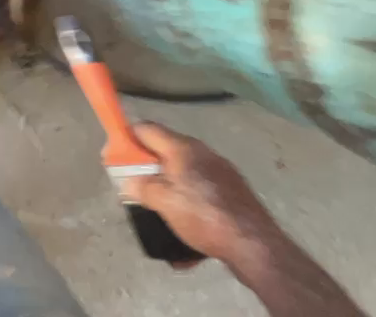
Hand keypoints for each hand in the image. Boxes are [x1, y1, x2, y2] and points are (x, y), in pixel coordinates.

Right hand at [118, 122, 284, 265]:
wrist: (258, 248)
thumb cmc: (204, 217)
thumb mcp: (161, 201)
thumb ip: (139, 186)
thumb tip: (129, 182)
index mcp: (182, 148)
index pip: (145, 128)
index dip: (127, 138)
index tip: (117, 155)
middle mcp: (203, 152)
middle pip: (166, 150)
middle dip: (149, 166)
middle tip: (139, 185)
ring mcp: (223, 171)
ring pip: (186, 171)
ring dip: (171, 185)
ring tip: (165, 209)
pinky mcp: (237, 191)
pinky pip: (204, 189)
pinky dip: (192, 199)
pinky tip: (190, 225)